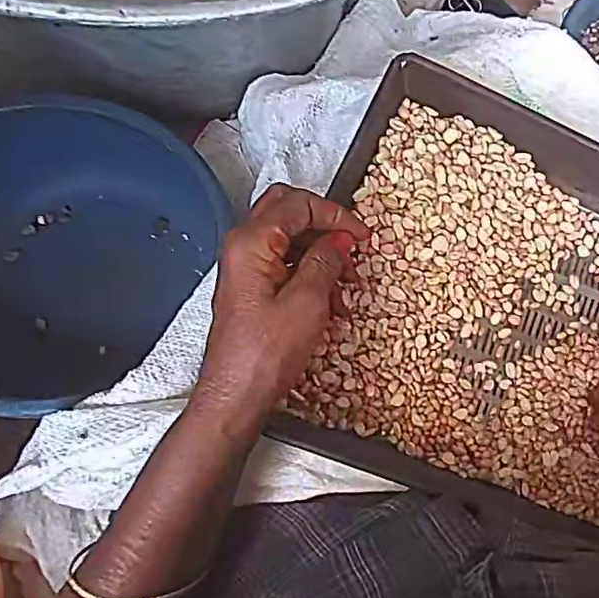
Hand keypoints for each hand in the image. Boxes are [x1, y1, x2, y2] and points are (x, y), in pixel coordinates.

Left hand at [196, 184, 370, 415]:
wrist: (238, 393)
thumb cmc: (263, 355)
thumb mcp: (307, 302)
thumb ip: (325, 262)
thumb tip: (339, 240)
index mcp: (251, 243)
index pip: (298, 204)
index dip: (336, 215)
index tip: (360, 234)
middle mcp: (243, 249)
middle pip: (288, 212)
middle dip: (324, 224)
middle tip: (352, 243)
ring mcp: (247, 269)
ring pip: (289, 239)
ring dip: (321, 253)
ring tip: (346, 281)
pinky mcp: (254, 289)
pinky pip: (286, 265)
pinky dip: (311, 273)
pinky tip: (330, 299)